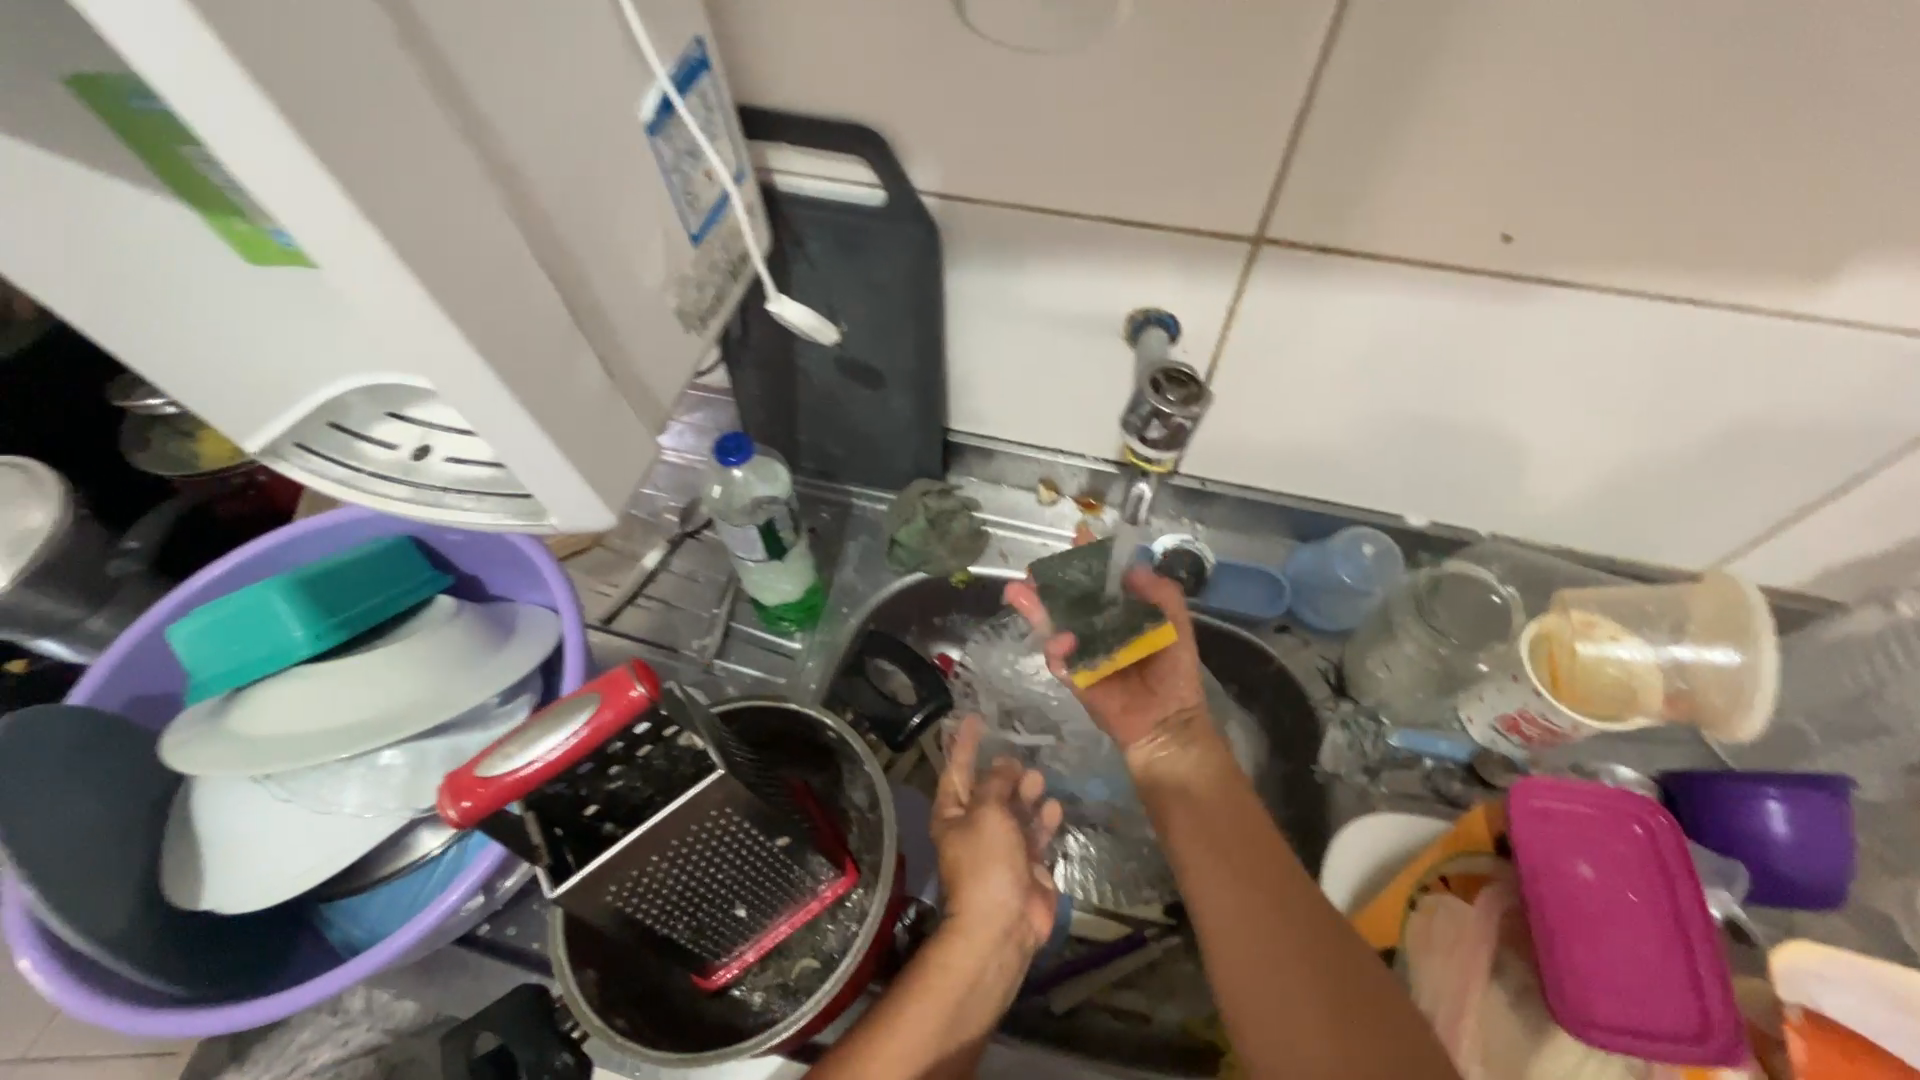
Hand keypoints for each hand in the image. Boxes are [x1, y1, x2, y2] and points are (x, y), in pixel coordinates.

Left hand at [932, 715, 1063, 955]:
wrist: (1003, 925)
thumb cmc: (985, 863)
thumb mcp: (986, 812)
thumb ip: (997, 784)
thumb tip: (1006, 764)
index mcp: (953, 815)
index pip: (958, 770)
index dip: (965, 744)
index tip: (974, 718)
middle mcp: (976, 828)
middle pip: (991, 790)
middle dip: (1004, 773)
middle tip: (1020, 757)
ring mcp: (1003, 848)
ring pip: (1017, 810)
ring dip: (1027, 794)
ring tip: (1038, 781)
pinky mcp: (1028, 865)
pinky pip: (1037, 834)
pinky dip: (1044, 820)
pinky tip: (1052, 808)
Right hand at [1003, 559, 1206, 749]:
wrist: (1168, 720)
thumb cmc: (1174, 671)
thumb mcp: (1176, 624)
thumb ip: (1161, 593)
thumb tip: (1133, 567)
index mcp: (1119, 613)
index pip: (1099, 581)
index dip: (1088, 559)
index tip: (1079, 536)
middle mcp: (1096, 628)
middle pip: (1067, 600)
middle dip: (1047, 582)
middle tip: (1032, 569)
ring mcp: (1082, 652)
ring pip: (1053, 625)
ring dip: (1035, 607)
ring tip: (1019, 591)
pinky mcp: (1073, 677)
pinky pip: (1058, 659)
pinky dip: (1057, 648)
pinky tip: (1063, 641)